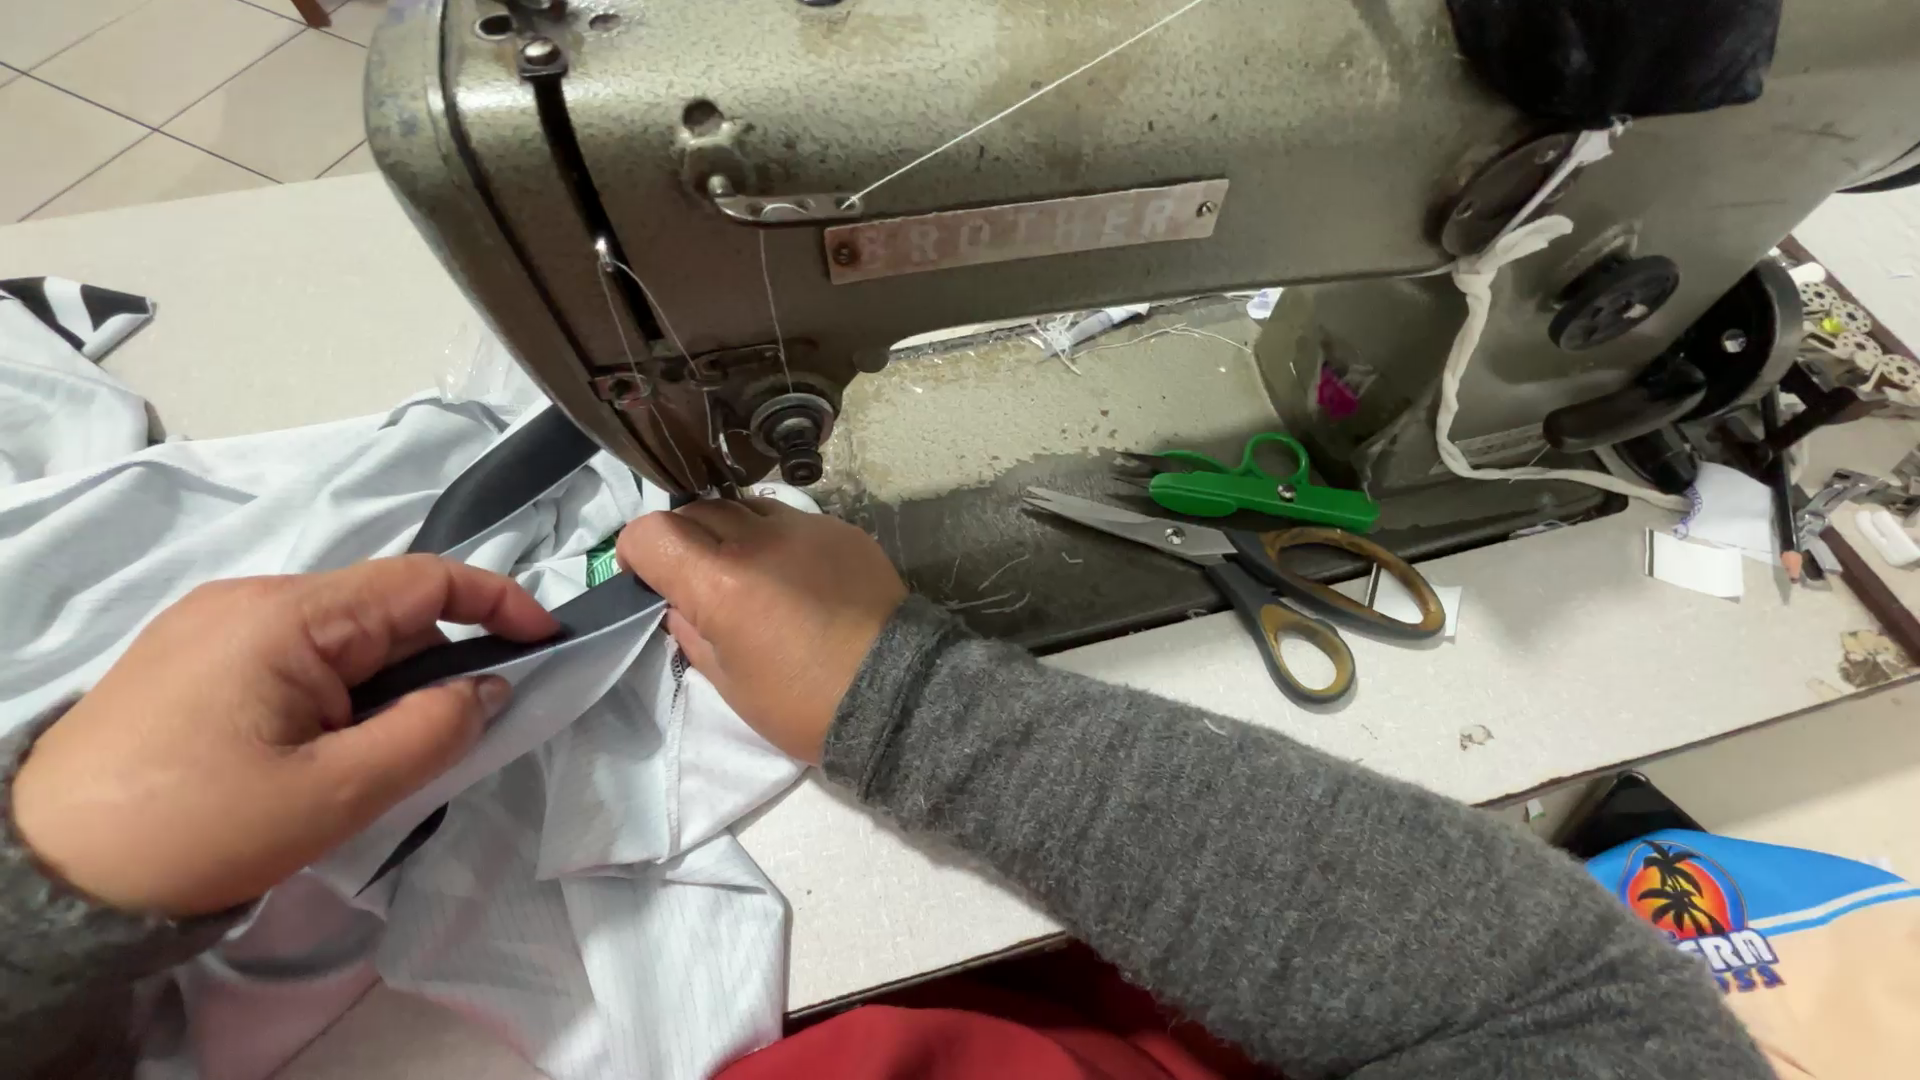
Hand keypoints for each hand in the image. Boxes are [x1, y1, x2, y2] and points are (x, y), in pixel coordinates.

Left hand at [11, 556, 557, 917]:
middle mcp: (252, 601)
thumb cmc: (194, 833)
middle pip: (389, 609)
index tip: (547, 638)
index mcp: (284, 617)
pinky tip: (338, 738)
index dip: (499, 601)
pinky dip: (354, 686)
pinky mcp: (202, 656)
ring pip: (353, 634)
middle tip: (460, 722)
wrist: (31, 890)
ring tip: (386, 746)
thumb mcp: (339, 791)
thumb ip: (436, 729)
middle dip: (442, 656)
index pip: (423, 580)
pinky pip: (312, 652)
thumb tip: (489, 686)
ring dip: (395, 679)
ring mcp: (219, 625)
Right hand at [617, 499, 905, 762]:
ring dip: (732, 531)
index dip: (638, 552)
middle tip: (697, 576)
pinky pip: (794, 519)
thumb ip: (691, 633)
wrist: (894, 693)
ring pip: (746, 506)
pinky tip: (795, 572)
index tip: (649, 576)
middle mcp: (761, 541)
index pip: (652, 532)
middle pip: (698, 510)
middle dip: (684, 538)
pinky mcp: (844, 530)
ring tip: (747, 569)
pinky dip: (778, 537)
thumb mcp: (729, 683)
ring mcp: (808, 529)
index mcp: (723, 582)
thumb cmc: (804, 703)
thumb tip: (677, 603)